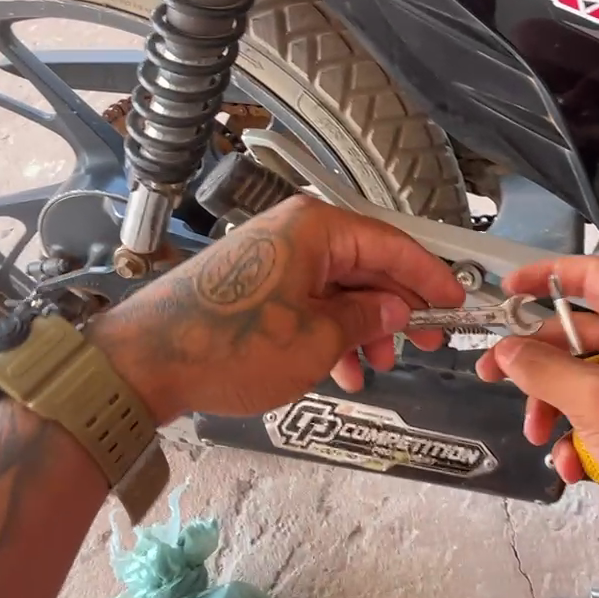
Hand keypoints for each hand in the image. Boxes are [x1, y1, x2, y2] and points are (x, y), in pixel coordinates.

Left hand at [85, 196, 463, 418]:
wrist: (143, 364)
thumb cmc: (230, 345)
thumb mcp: (316, 339)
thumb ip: (366, 318)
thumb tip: (397, 308)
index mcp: (317, 228)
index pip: (393, 244)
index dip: (430, 276)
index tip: (456, 302)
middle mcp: (298, 231)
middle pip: (367, 264)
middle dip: (396, 307)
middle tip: (426, 342)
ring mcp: (275, 255)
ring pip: (340, 285)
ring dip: (365, 325)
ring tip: (379, 365)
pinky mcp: (257, 281)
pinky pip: (310, 299)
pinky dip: (331, 331)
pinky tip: (341, 369)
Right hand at [475, 256, 598, 576]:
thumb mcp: (596, 399)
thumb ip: (543, 370)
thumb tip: (506, 351)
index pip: (591, 275)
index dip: (547, 275)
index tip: (510, 290)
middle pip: (573, 335)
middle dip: (535, 360)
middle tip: (492, 375)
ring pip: (579, 381)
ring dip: (551, 406)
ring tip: (538, 435)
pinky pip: (595, 420)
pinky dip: (577, 439)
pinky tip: (571, 466)